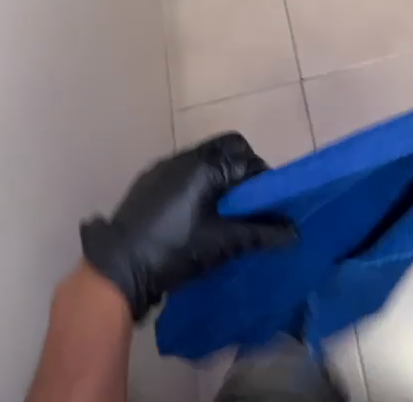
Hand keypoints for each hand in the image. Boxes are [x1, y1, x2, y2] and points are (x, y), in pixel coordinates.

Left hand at [79, 133, 295, 319]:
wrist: (118, 266)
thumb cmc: (174, 250)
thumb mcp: (221, 243)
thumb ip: (259, 233)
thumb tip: (294, 232)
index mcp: (206, 165)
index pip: (248, 160)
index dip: (262, 181)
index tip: (267, 205)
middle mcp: (187, 156)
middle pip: (228, 147)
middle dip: (243, 168)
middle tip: (247, 202)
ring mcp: (165, 165)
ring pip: (205, 157)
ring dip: (220, 174)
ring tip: (224, 209)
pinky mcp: (151, 178)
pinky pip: (185, 169)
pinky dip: (199, 180)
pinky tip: (195, 211)